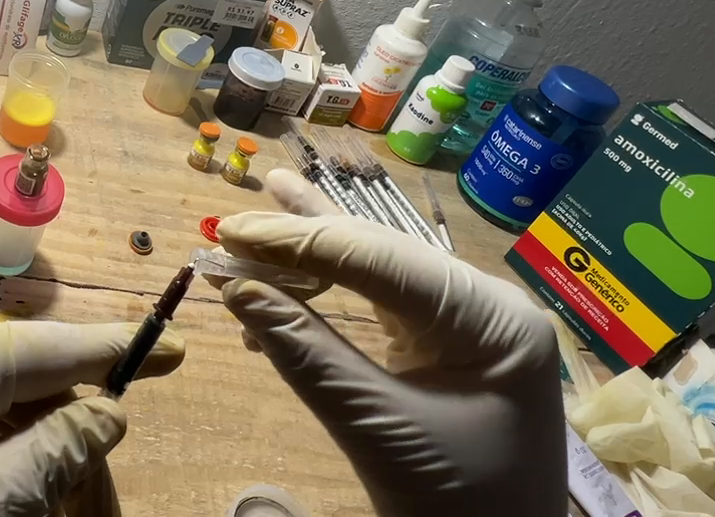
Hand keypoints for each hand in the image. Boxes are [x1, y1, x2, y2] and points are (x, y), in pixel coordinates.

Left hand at [0, 319, 183, 516]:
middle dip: (75, 429)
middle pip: (30, 379)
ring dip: (42, 449)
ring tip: (64, 505)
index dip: (113, 348)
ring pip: (6, 402)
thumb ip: (44, 457)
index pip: (47, 348)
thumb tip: (109, 411)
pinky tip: (23, 488)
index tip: (172, 343)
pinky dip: (6, 453)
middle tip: (101, 501)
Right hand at [216, 169, 564, 516]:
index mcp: (487, 315)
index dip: (296, 240)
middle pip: (371, 250)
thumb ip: (305, 352)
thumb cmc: (455, 510)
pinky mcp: (439, 335)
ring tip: (246, 226)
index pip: (375, 255)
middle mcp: (480, 299)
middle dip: (293, 241)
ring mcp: (462, 315)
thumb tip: (233, 289)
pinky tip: (280, 267)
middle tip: (226, 229)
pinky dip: (319, 286)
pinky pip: (371, 294)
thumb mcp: (377, 429)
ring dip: (301, 254)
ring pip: (368, 263)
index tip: (231, 230)